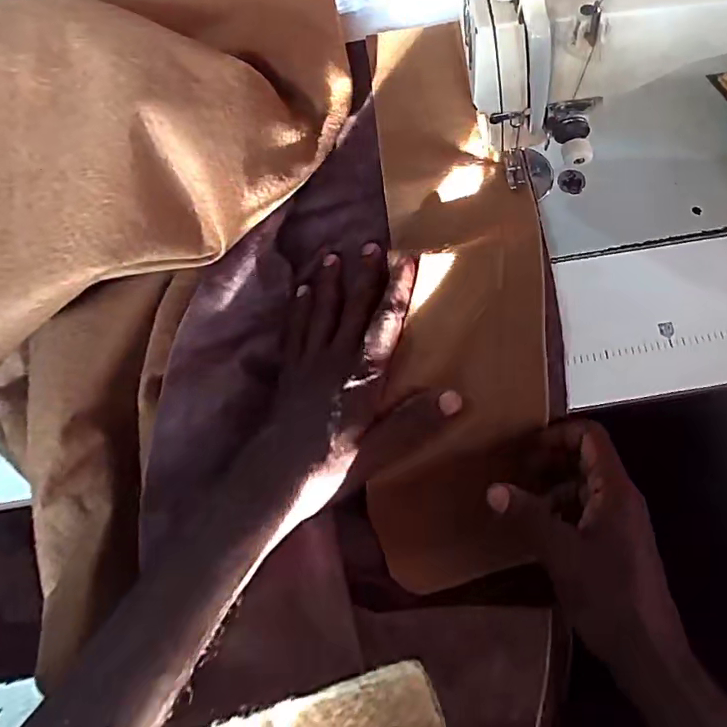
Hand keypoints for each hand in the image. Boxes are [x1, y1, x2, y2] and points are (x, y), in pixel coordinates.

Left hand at [244, 243, 462, 532]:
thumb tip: (456, 397)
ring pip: (321, 311)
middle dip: (364, 274)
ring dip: (329, 282)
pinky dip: (300, 307)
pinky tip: (302, 290)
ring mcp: (308, 362)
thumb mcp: (378, 452)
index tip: (405, 259)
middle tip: (371, 243)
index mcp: (361, 376)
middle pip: (352, 308)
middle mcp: (335, 360)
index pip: (384, 322)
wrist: (271, 482)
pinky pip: (296, 329)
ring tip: (333, 253)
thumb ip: (414, 423)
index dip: (397, 289)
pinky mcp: (289, 371)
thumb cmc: (329, 469)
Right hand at [486, 420, 684, 670]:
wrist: (649, 654)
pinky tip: (538, 528)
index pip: (591, 436)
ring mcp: (622, 523)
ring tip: (521, 499)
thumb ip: (529, 517)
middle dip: (550, 459)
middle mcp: (622, 498)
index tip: (526, 446)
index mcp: (616, 489)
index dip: (559, 433)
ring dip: (553, 486)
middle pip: (586, 458)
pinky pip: (587, 511)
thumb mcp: (561, 554)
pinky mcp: (617, 545)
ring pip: (585, 486)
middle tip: (516, 471)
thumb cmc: (609, 596)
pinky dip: (562, 509)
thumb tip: (494, 489)